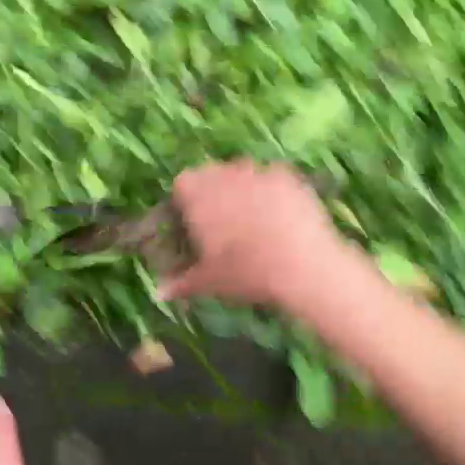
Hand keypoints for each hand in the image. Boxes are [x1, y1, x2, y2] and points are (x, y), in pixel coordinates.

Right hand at [156, 161, 354, 310]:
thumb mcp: (209, 281)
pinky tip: (280, 215)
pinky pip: (272, 178)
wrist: (305, 267)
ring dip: (242, 188)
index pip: (181, 185)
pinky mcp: (288, 176)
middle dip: (212, 193)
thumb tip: (159, 292)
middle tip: (222, 224)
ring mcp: (258, 171)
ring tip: (253, 219)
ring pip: (242, 173)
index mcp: (196, 193)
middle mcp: (223, 174)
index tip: (192, 223)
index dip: (185, 202)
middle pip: (210, 174)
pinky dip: (272, 191)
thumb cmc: (246, 272)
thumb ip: (180, 282)